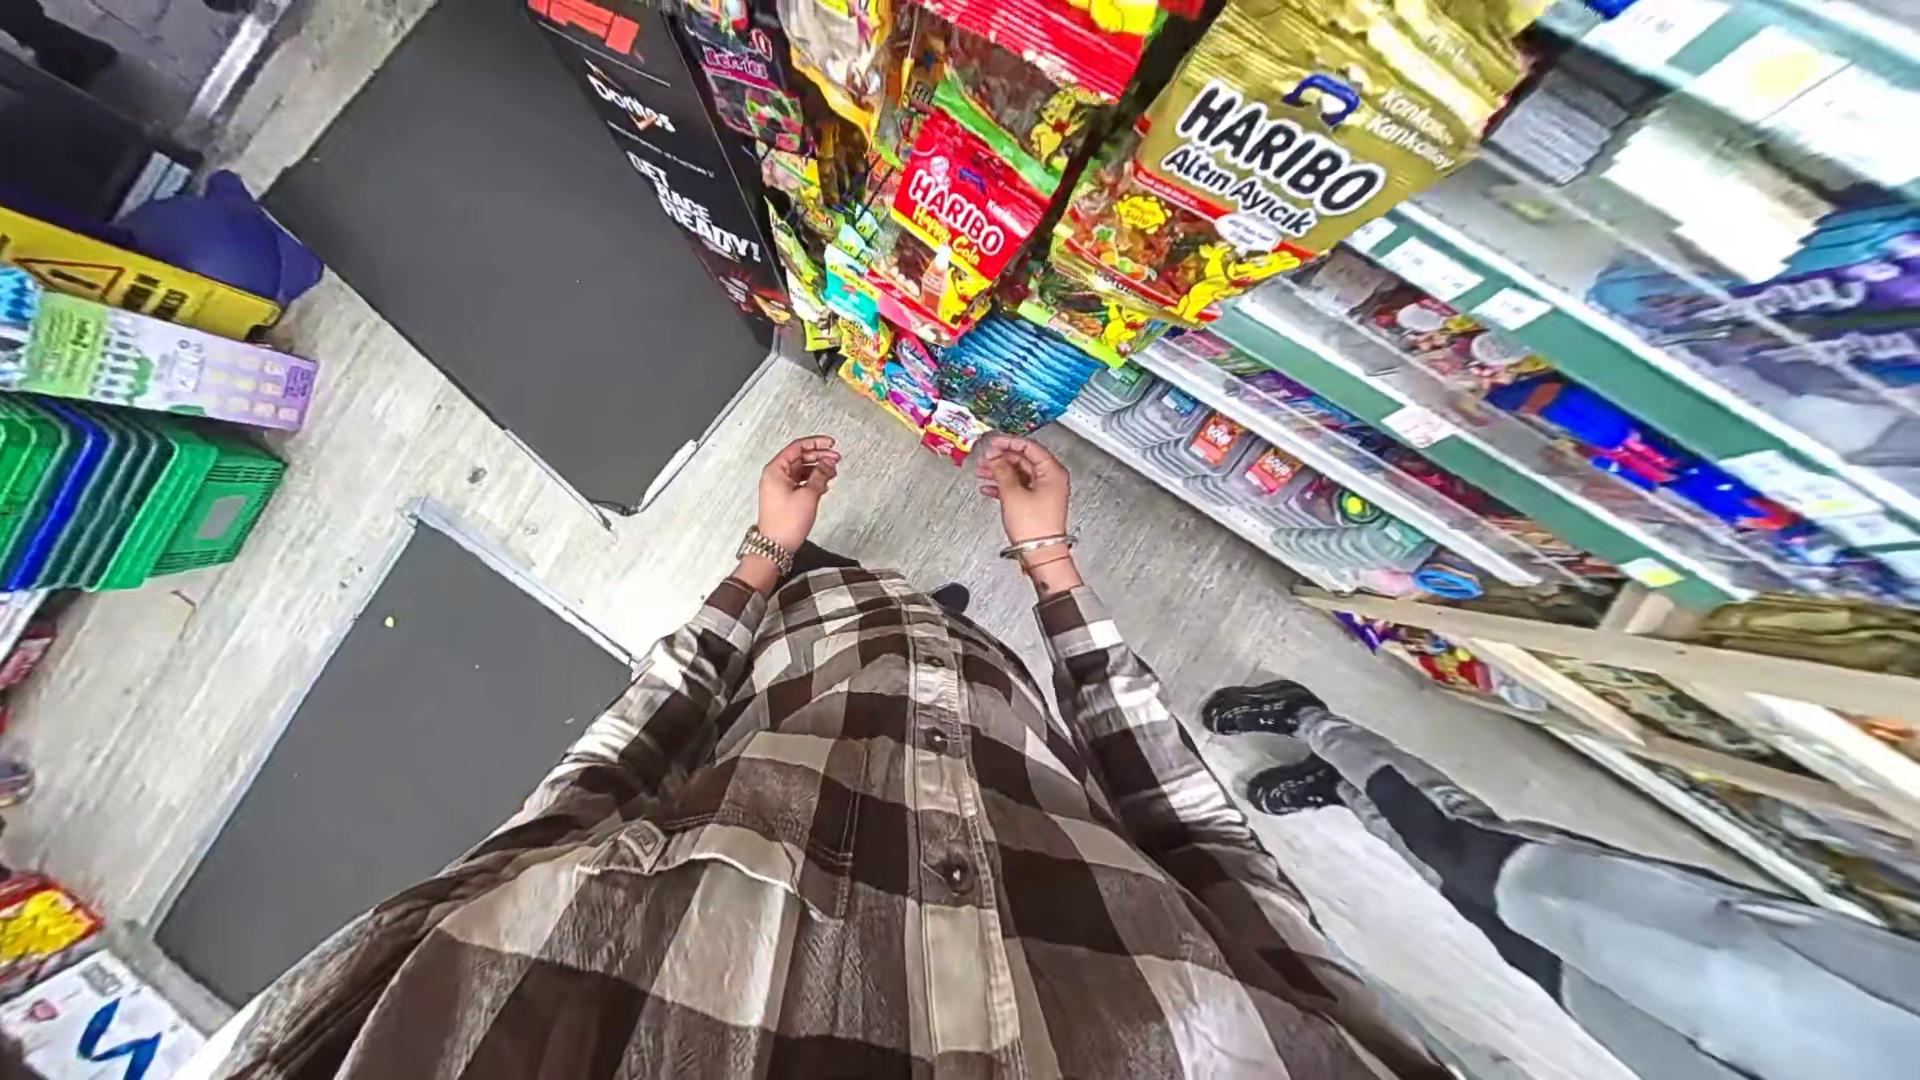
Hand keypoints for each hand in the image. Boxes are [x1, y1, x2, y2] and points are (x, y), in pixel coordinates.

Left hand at [758, 435, 838, 552]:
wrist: (776, 544)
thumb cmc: (787, 521)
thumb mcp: (808, 495)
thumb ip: (820, 475)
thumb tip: (828, 463)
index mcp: (776, 470)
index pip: (797, 448)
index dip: (816, 443)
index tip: (831, 443)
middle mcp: (776, 475)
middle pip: (800, 457)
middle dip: (819, 456)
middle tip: (836, 458)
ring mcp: (779, 485)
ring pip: (801, 469)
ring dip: (818, 468)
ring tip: (833, 471)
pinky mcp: (784, 495)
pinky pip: (800, 481)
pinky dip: (813, 479)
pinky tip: (825, 483)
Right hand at [976, 434, 1069, 544]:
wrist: (1040, 553)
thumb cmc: (1035, 527)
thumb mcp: (1013, 493)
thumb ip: (1002, 471)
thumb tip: (994, 457)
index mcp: (1052, 472)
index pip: (1030, 447)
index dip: (1009, 443)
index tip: (995, 442)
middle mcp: (1051, 479)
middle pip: (1023, 460)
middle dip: (1002, 458)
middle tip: (986, 458)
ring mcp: (1043, 492)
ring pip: (1018, 474)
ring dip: (999, 472)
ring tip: (983, 471)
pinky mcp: (1035, 503)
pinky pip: (1018, 487)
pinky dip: (1003, 486)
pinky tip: (989, 488)